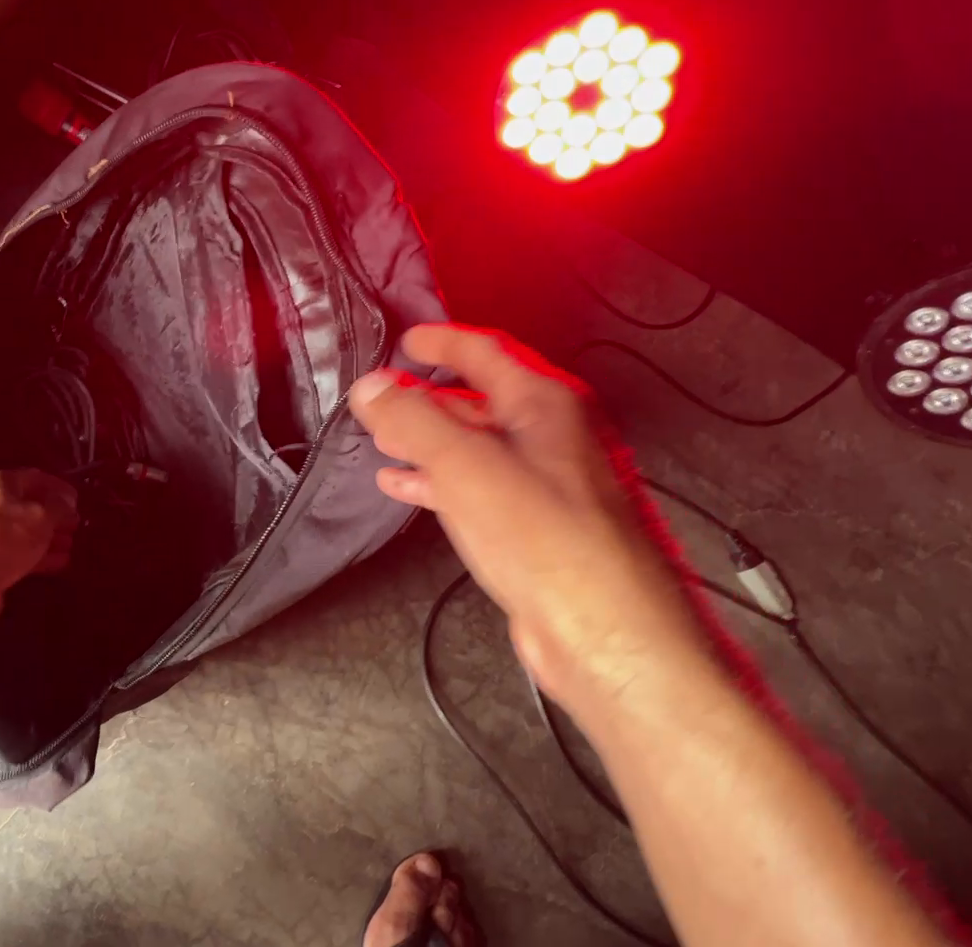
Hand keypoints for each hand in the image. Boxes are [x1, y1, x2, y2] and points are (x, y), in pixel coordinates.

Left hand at [0, 469, 78, 640]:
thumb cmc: (2, 539)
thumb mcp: (40, 517)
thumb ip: (58, 506)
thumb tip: (66, 501)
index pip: (35, 477)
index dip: (59, 487)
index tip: (79, 501)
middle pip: (29, 506)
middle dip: (55, 515)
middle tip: (77, 526)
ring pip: (25, 533)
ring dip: (49, 538)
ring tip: (72, 545)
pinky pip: (20, 556)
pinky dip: (40, 558)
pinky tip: (60, 563)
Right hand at [347, 324, 712, 704]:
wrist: (601, 633)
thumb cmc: (545, 541)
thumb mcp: (464, 466)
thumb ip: (412, 420)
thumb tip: (370, 387)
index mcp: (543, 407)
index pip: (487, 353)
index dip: (443, 341)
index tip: (407, 338)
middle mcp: (547, 439)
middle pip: (478, 399)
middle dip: (425, 395)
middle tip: (380, 394)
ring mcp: (540, 484)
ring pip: (471, 445)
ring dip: (424, 439)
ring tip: (381, 438)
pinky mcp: (529, 527)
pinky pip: (472, 487)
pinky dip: (434, 481)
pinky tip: (402, 486)